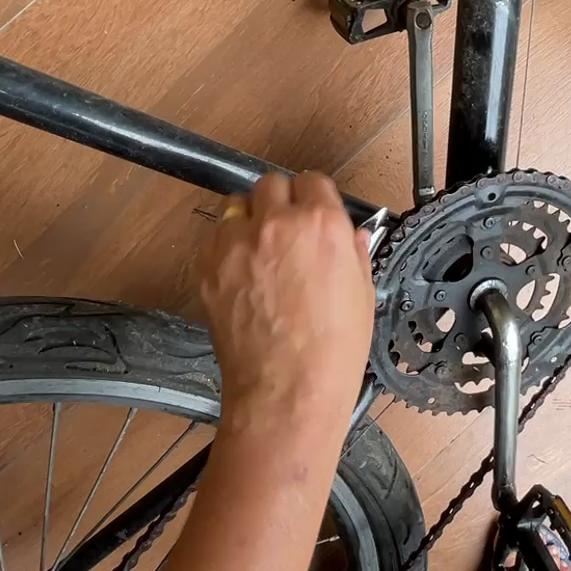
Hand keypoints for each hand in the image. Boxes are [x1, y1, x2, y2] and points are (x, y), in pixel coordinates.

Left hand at [195, 171, 372, 445]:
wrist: (287, 390)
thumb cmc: (334, 348)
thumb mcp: (362, 293)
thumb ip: (353, 252)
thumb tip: (350, 235)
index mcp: (322, 224)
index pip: (313, 180)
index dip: (316, 198)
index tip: (315, 213)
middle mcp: (277, 223)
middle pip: (271, 184)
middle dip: (281, 202)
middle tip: (287, 231)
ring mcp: (236, 243)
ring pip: (237, 203)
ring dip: (249, 217)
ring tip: (259, 248)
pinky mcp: (208, 267)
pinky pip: (214, 236)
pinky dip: (225, 244)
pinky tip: (240, 272)